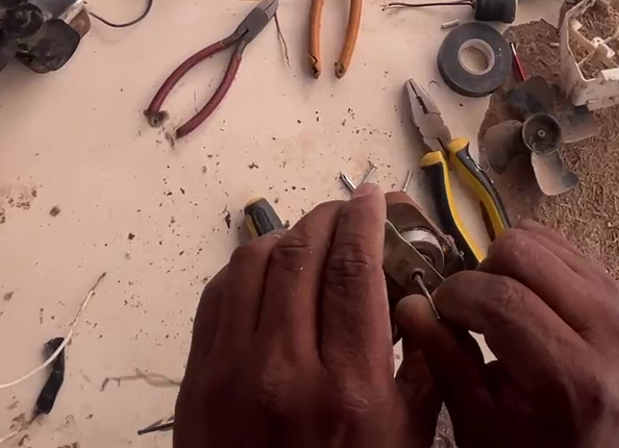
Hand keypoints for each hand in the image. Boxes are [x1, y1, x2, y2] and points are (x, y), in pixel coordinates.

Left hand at [175, 185, 438, 447]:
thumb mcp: (406, 439)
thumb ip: (423, 361)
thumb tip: (421, 291)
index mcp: (348, 386)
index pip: (354, 266)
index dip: (364, 217)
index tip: (372, 194)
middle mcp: (285, 369)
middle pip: (305, 250)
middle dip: (330, 215)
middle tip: (348, 211)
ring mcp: (231, 371)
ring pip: (257, 258)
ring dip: (290, 233)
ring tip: (313, 237)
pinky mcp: (195, 378)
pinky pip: (220, 290)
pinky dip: (249, 264)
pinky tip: (272, 269)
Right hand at [394, 222, 618, 447]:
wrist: (609, 445)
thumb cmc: (538, 447)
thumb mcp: (482, 427)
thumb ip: (447, 362)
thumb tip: (410, 304)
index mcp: (570, 378)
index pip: (503, 301)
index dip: (458, 295)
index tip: (437, 311)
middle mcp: (600, 325)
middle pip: (519, 253)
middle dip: (479, 274)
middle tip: (470, 310)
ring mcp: (609, 295)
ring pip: (532, 236)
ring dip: (500, 263)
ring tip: (496, 305)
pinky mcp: (607, 278)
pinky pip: (550, 238)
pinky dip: (522, 257)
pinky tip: (518, 294)